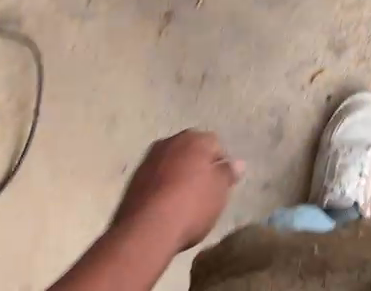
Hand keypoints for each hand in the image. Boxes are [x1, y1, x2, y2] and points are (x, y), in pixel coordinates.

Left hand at [112, 130, 243, 250]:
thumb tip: (237, 163)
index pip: (215, 144)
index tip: (221, 186)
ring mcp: (149, 159)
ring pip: (171, 163)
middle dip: (197, 166)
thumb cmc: (191, 206)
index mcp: (195, 139)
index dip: (220, 165)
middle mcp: (171, 141)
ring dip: (177, 176)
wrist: (145, 231)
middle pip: (191, 151)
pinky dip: (161, 188)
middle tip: (203, 192)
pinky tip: (165, 208)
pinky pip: (155, 178)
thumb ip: (228, 174)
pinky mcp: (133, 180)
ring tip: (182, 202)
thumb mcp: (219, 192)